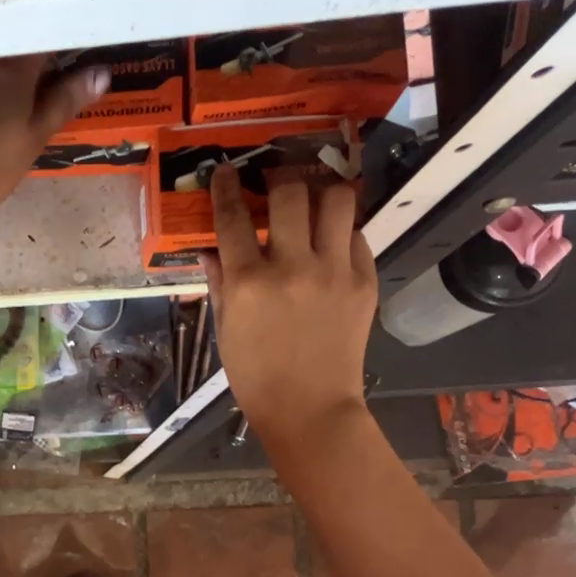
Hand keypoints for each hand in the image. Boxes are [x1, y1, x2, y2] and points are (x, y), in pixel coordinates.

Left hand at [0, 56, 108, 230]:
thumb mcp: (34, 139)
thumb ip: (65, 101)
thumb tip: (101, 73)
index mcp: (14, 68)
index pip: (45, 39)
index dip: (60, 49)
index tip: (69, 64)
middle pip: (16, 45)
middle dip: (34, 60)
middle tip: (46, 84)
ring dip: (7, 69)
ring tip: (16, 96)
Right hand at [201, 163, 376, 445]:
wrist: (308, 406)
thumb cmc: (255, 375)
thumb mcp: (225, 330)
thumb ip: (220, 284)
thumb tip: (211, 250)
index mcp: (248, 283)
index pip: (233, 219)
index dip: (227, 188)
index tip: (227, 170)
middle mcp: (292, 267)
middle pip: (290, 194)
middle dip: (280, 180)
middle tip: (275, 183)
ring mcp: (333, 270)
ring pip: (336, 199)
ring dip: (321, 192)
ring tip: (313, 201)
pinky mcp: (364, 279)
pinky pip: (356, 234)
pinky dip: (341, 230)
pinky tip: (331, 240)